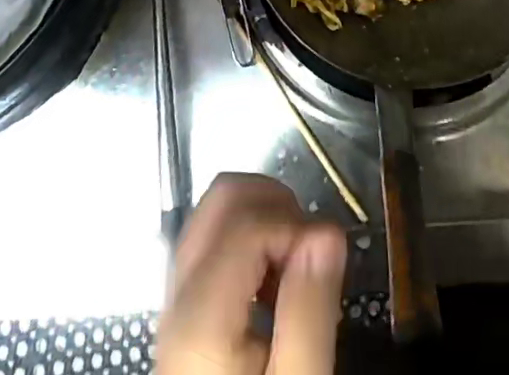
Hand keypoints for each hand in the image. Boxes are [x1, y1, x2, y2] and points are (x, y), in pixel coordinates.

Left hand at [158, 173, 347, 374]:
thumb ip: (310, 310)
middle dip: (277, 204)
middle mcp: (180, 286)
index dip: (296, 225)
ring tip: (298, 271)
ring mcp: (177, 290)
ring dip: (265, 217)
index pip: (247, 222)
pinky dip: (250, 236)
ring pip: (217, 209)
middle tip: (314, 251)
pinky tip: (274, 284)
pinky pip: (214, 237)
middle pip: (224, 196)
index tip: (332, 259)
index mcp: (203, 311)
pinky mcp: (185, 301)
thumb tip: (327, 230)